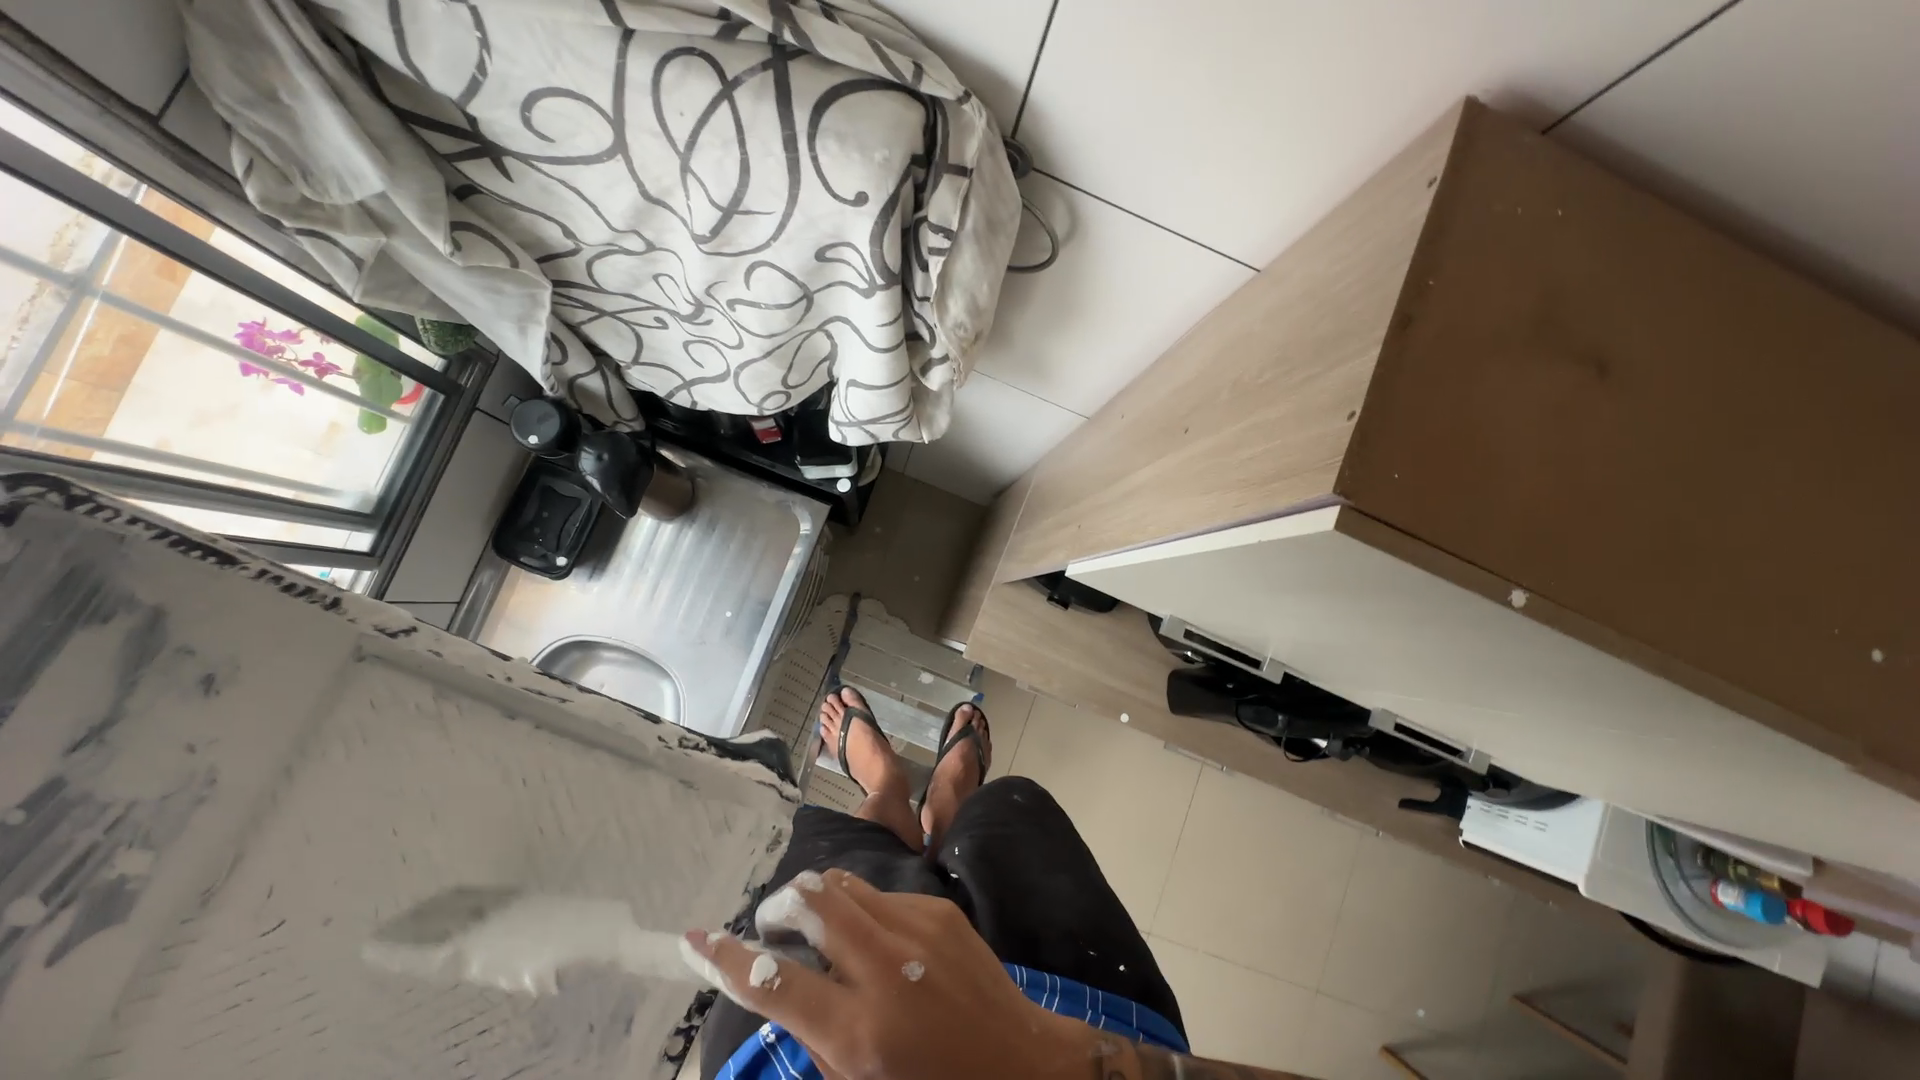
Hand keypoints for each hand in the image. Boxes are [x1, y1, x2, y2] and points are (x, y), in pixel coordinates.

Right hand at [681, 869, 1091, 1079]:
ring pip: (841, 883)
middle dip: (778, 906)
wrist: (1019, 1062)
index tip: (694, 937)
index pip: (773, 981)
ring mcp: (915, 929)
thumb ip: (814, 1034)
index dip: (724, 958)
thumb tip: (779, 984)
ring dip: (816, 898)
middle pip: (809, 901)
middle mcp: (883, 968)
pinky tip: (872, 937)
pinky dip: (859, 908)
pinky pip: (879, 894)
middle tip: (773, 928)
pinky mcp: (938, 910)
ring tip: (816, 925)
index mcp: (857, 1030)